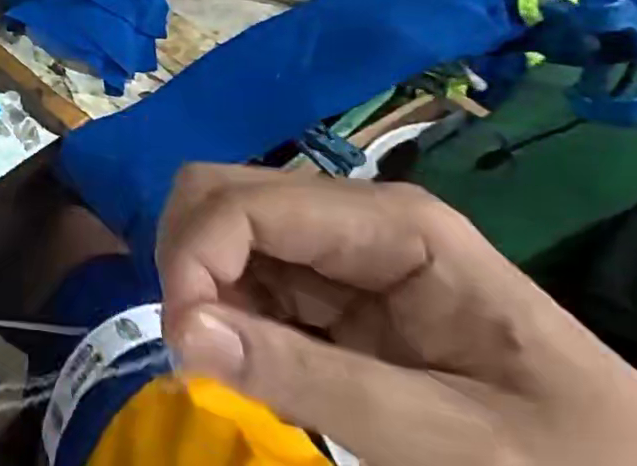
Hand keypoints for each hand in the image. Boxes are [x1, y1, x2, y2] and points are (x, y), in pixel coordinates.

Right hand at [156, 164, 636, 465]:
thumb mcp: (458, 444)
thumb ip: (312, 382)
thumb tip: (178, 332)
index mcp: (392, 225)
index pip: (243, 202)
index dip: (194, 255)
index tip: (180, 338)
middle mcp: (354, 218)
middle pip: (220, 195)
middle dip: (188, 258)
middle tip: (193, 341)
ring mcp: (342, 250)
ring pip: (222, 232)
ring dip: (204, 288)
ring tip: (230, 362)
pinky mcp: (334, 288)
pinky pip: (247, 276)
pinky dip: (226, 311)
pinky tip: (255, 359)